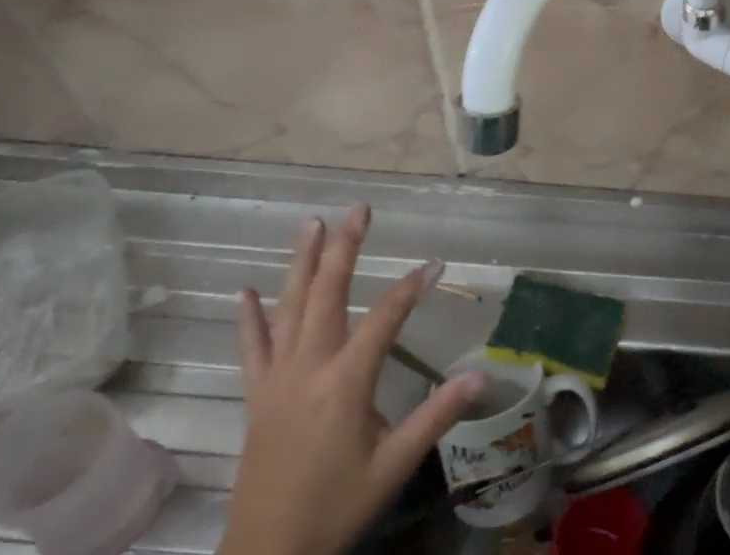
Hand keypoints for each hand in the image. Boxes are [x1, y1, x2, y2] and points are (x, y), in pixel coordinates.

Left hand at [219, 204, 486, 554]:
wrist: (267, 551)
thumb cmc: (337, 505)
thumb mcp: (395, 464)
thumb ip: (437, 416)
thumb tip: (482, 375)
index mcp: (346, 382)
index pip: (384, 319)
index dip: (411, 288)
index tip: (435, 264)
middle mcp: (308, 368)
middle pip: (327, 295)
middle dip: (345, 249)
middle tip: (359, 209)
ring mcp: (277, 379)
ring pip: (288, 309)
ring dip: (300, 263)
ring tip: (309, 223)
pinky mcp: (256, 396)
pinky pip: (251, 347)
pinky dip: (250, 317)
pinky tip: (247, 291)